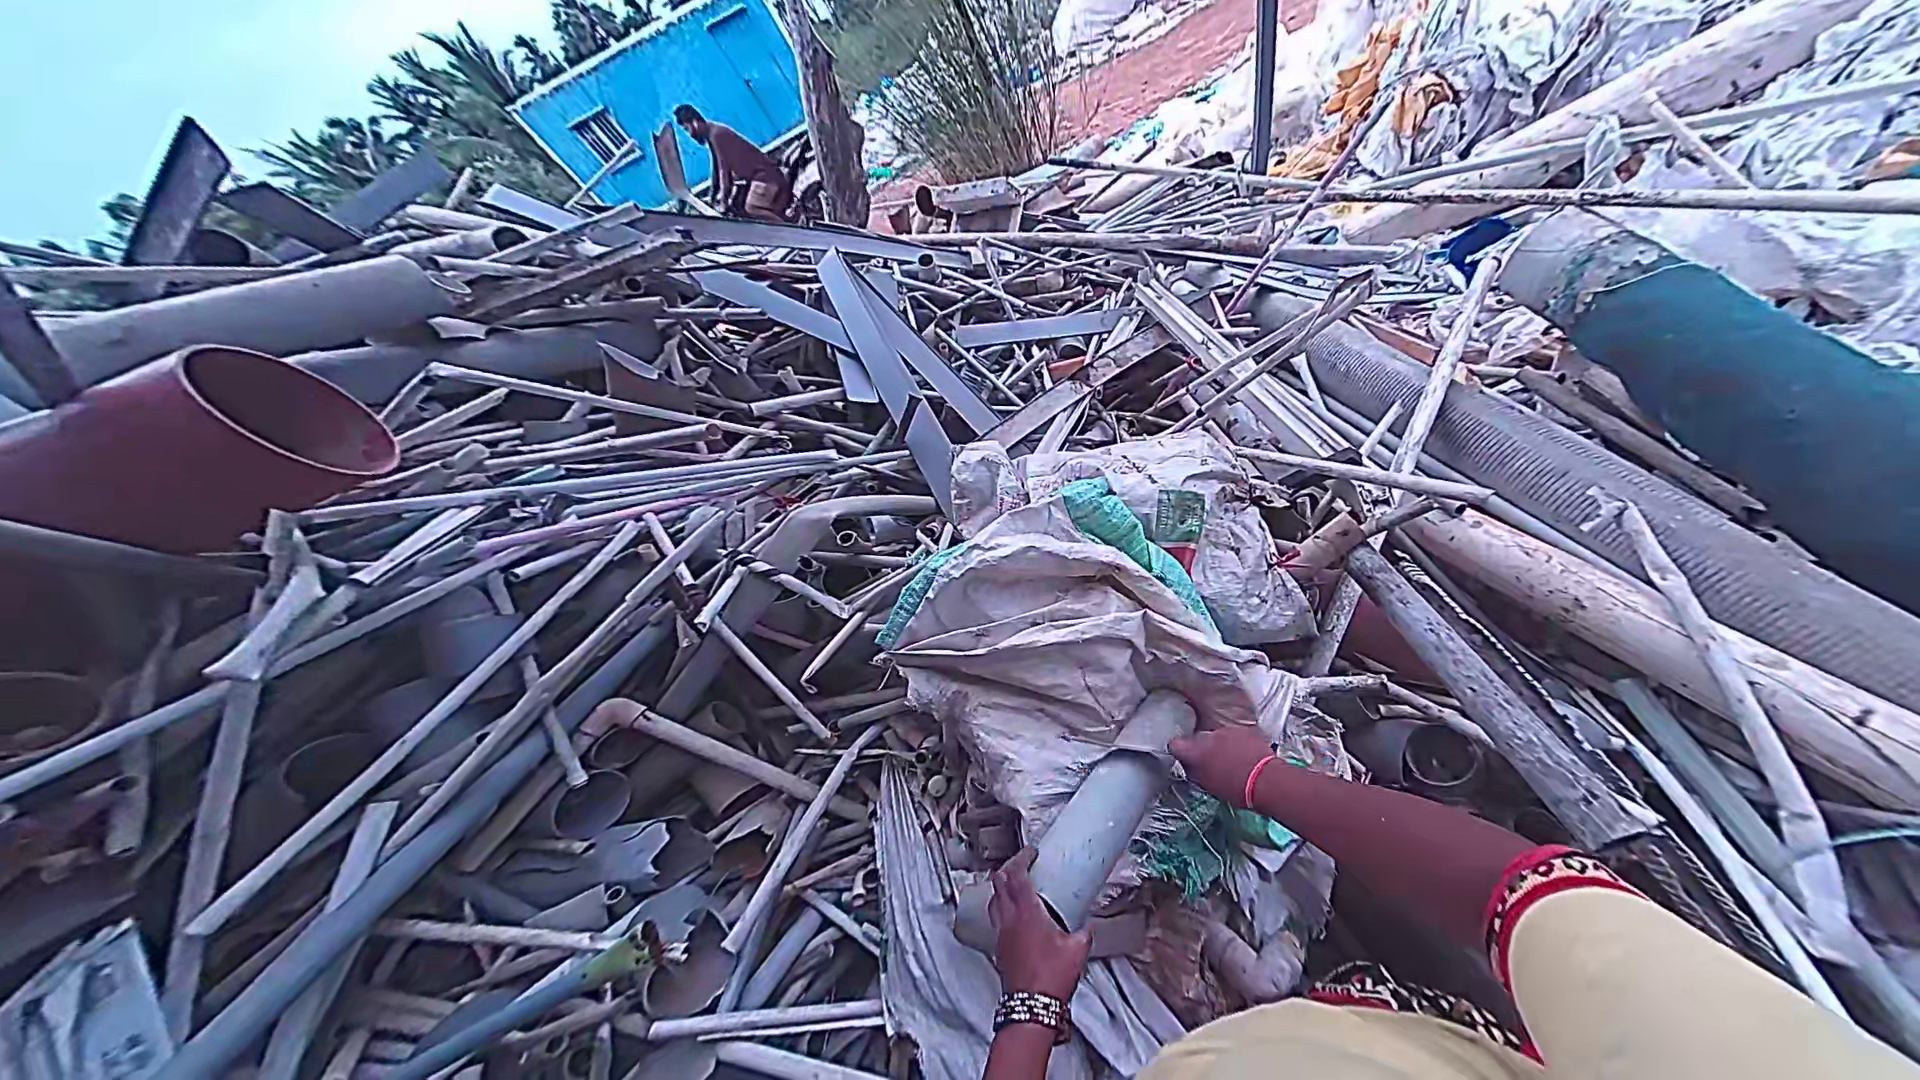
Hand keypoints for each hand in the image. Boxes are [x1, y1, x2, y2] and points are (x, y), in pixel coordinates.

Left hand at [989, 849, 1089, 999]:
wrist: (1031, 1008)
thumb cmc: (1051, 977)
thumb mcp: (1076, 951)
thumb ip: (1082, 934)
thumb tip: (1087, 927)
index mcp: (1026, 911)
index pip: (1017, 875)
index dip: (1021, 859)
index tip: (1029, 853)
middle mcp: (1009, 918)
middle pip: (999, 882)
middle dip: (1008, 868)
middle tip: (1020, 865)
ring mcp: (1001, 933)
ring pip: (993, 900)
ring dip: (1001, 888)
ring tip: (1012, 886)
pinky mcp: (999, 947)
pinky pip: (995, 919)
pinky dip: (1001, 909)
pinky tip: (1012, 917)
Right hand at [1170, 725, 1275, 807]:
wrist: (1268, 782)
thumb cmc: (1236, 789)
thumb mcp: (1208, 785)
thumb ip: (1195, 772)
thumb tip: (1190, 766)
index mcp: (1195, 751)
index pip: (1175, 745)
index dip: (1178, 751)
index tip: (1184, 758)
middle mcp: (1208, 736)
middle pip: (1199, 739)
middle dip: (1204, 749)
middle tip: (1213, 763)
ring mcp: (1228, 731)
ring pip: (1219, 736)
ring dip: (1222, 745)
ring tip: (1233, 760)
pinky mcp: (1246, 730)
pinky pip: (1237, 736)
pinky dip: (1238, 744)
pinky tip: (1246, 756)